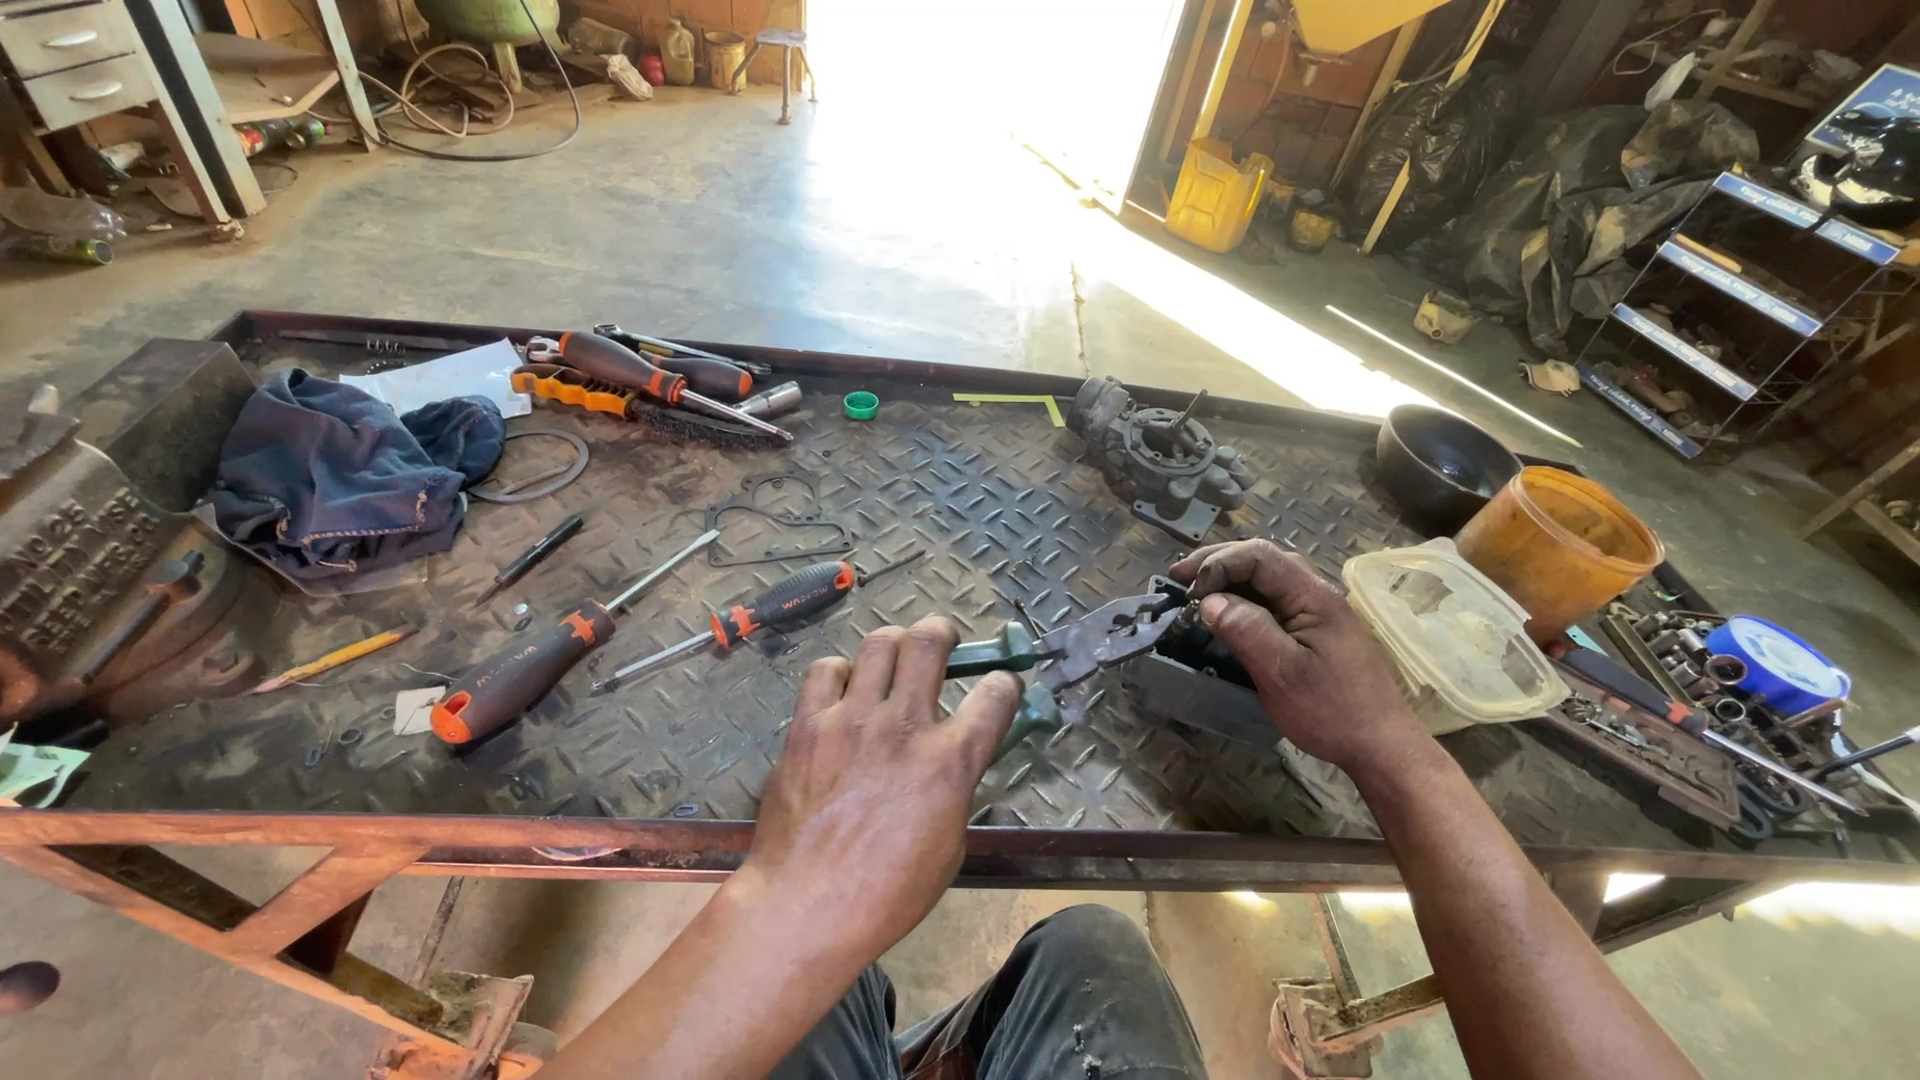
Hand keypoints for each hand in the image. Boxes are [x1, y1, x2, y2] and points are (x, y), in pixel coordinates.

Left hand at [743, 617, 1022, 957]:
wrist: (806, 906)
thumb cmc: (887, 893)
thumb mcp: (949, 845)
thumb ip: (953, 789)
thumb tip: (951, 762)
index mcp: (950, 761)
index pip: (996, 696)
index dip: (1003, 686)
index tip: (998, 688)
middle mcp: (905, 726)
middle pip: (929, 643)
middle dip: (942, 633)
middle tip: (940, 642)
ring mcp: (852, 719)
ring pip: (879, 644)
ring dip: (894, 644)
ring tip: (893, 657)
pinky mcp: (808, 724)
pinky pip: (825, 670)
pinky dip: (840, 673)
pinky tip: (842, 691)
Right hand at [1169, 540, 1428, 775]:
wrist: (1380, 746)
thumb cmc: (1332, 711)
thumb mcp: (1283, 673)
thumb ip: (1246, 630)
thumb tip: (1208, 601)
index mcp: (1313, 597)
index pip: (1259, 557)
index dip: (1218, 564)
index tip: (1188, 589)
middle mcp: (1316, 594)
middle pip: (1263, 558)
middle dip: (1218, 561)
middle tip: (1179, 576)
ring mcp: (1316, 612)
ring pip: (1267, 577)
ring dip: (1229, 576)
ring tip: (1195, 586)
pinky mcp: (1313, 630)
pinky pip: (1272, 599)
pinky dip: (1242, 596)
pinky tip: (1225, 608)